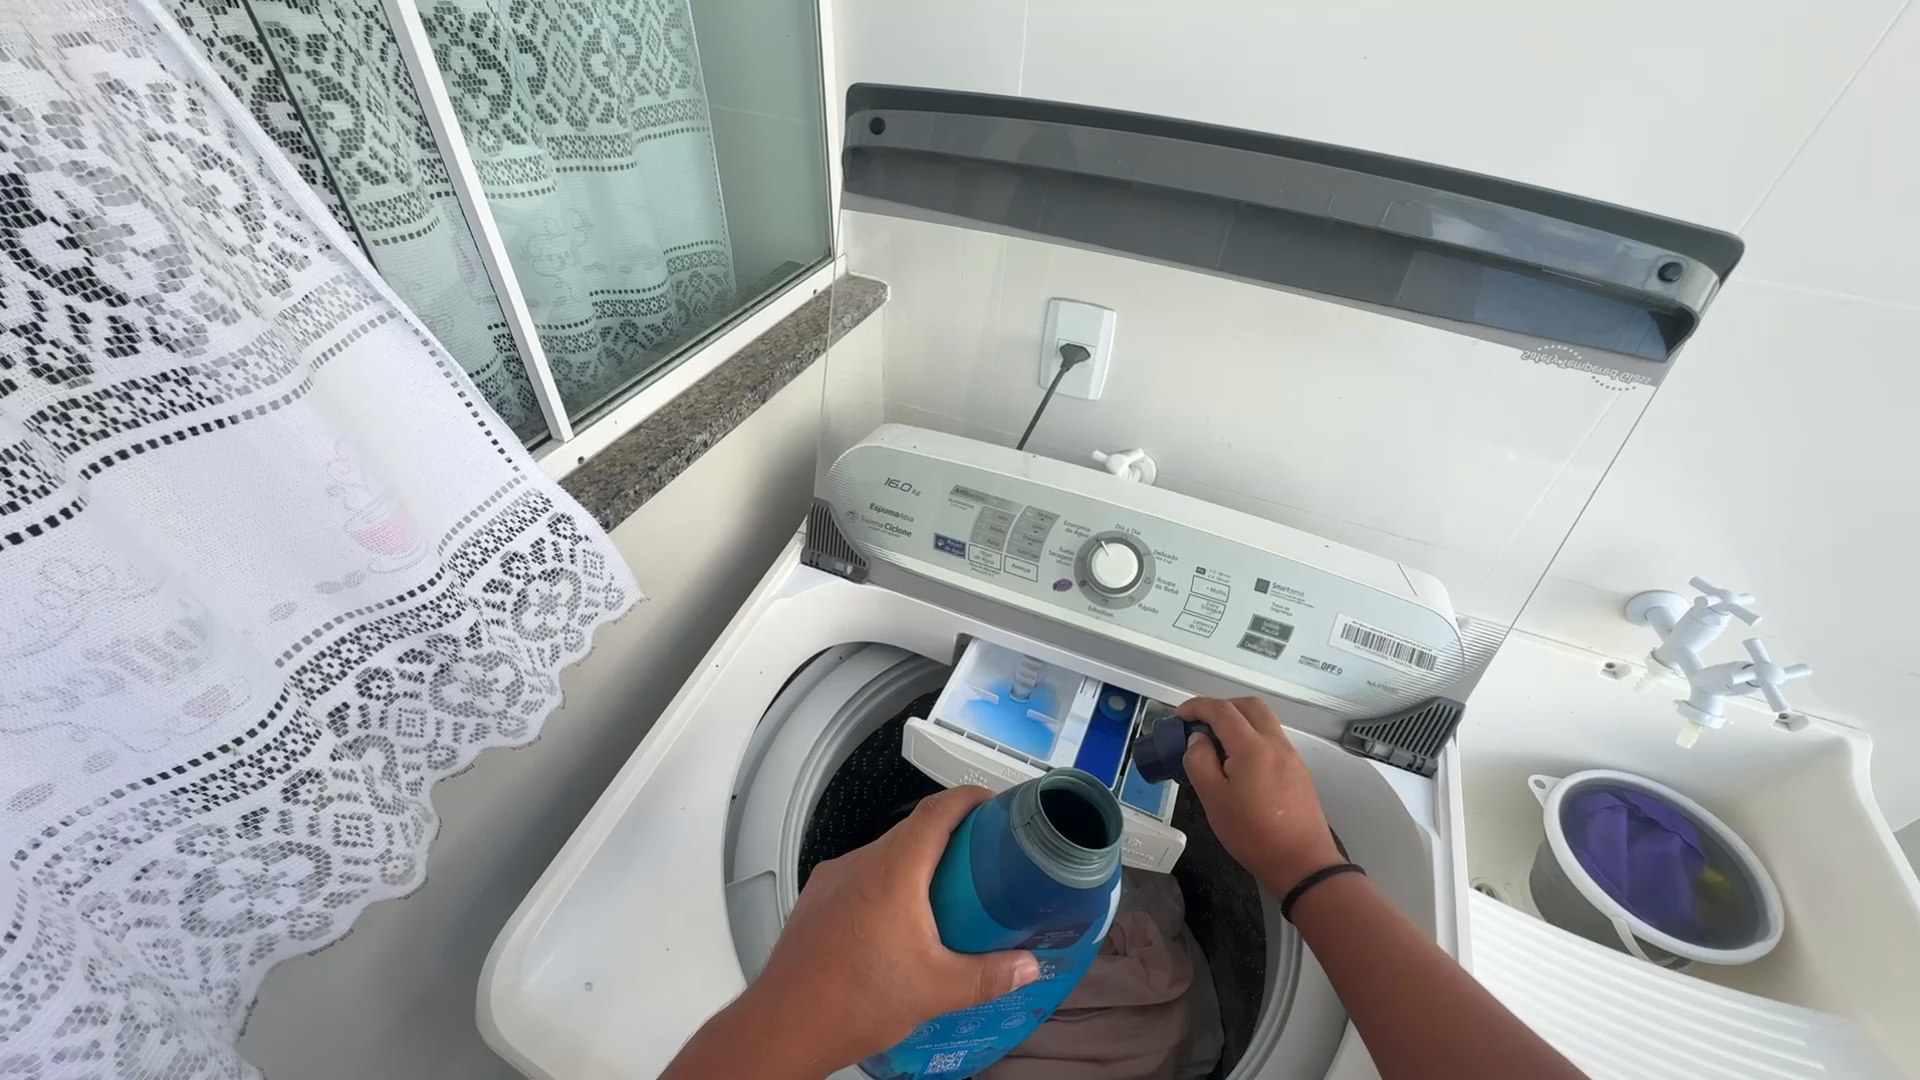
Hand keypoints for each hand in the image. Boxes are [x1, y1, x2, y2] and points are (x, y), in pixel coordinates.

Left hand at [732, 785, 1041, 1072]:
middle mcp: (862, 861)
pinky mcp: (817, 896)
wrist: (784, 1025)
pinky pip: (860, 873)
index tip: (991, 801)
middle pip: (912, 828)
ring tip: (941, 894)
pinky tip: (894, 921)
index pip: (936, 810)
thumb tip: (1029, 966)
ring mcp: (834, 876)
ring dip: (915, 861)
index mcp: (895, 869)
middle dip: (948, 834)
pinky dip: (885, 881)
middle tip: (978, 856)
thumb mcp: (936, 990)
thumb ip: (988, 976)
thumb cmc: (857, 1000)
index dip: (967, 798)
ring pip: (884, 852)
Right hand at [1180, 696, 1344, 894]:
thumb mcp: (1213, 799)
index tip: (1179, 716)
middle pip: (1249, 705)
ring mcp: (1291, 756)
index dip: (1197, 706)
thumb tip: (1198, 739)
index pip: (1221, 710)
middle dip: (1221, 706)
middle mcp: (1275, 744)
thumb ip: (1199, 761)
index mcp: (1252, 748)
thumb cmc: (1252, 833)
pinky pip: (1272, 738)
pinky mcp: (1298, 770)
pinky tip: (1239, 762)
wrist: (1302, 864)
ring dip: (1239, 719)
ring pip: (1264, 720)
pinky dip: (1252, 735)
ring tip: (1218, 743)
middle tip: (1201, 724)